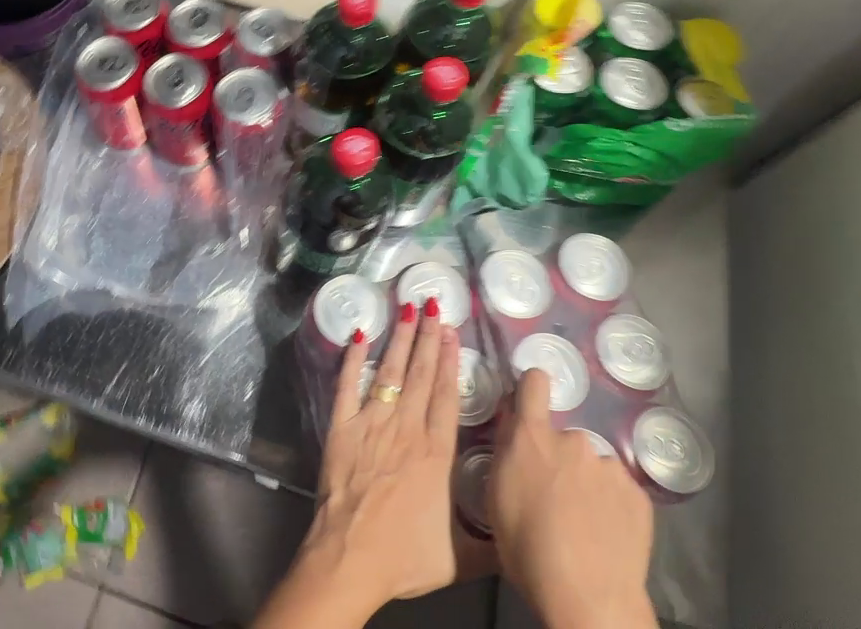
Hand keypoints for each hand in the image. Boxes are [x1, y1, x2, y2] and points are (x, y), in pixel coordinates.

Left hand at [252, 298, 460, 628]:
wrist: (351, 558)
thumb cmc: (405, 557)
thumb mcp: (461, 557)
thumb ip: (492, 543)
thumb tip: (518, 530)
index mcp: (436, 452)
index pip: (446, 395)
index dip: (449, 359)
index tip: (452, 330)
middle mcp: (406, 428)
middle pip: (421, 374)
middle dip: (427, 336)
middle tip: (432, 303)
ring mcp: (371, 425)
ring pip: (390, 372)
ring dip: (400, 339)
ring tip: (407, 308)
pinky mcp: (342, 429)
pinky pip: (348, 387)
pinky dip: (353, 361)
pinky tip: (360, 337)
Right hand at [488, 369, 656, 628]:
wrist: (589, 595)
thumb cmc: (527, 549)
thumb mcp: (497, 499)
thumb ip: (506, 455)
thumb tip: (513, 431)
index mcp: (532, 438)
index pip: (534, 384)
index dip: (532, 388)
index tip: (531, 398)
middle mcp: (573, 441)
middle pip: (564, 438)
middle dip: (559, 460)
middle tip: (555, 497)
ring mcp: (610, 466)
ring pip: (593, 466)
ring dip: (587, 483)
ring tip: (584, 523)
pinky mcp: (638, 494)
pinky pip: (619, 490)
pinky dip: (611, 505)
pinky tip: (606, 534)